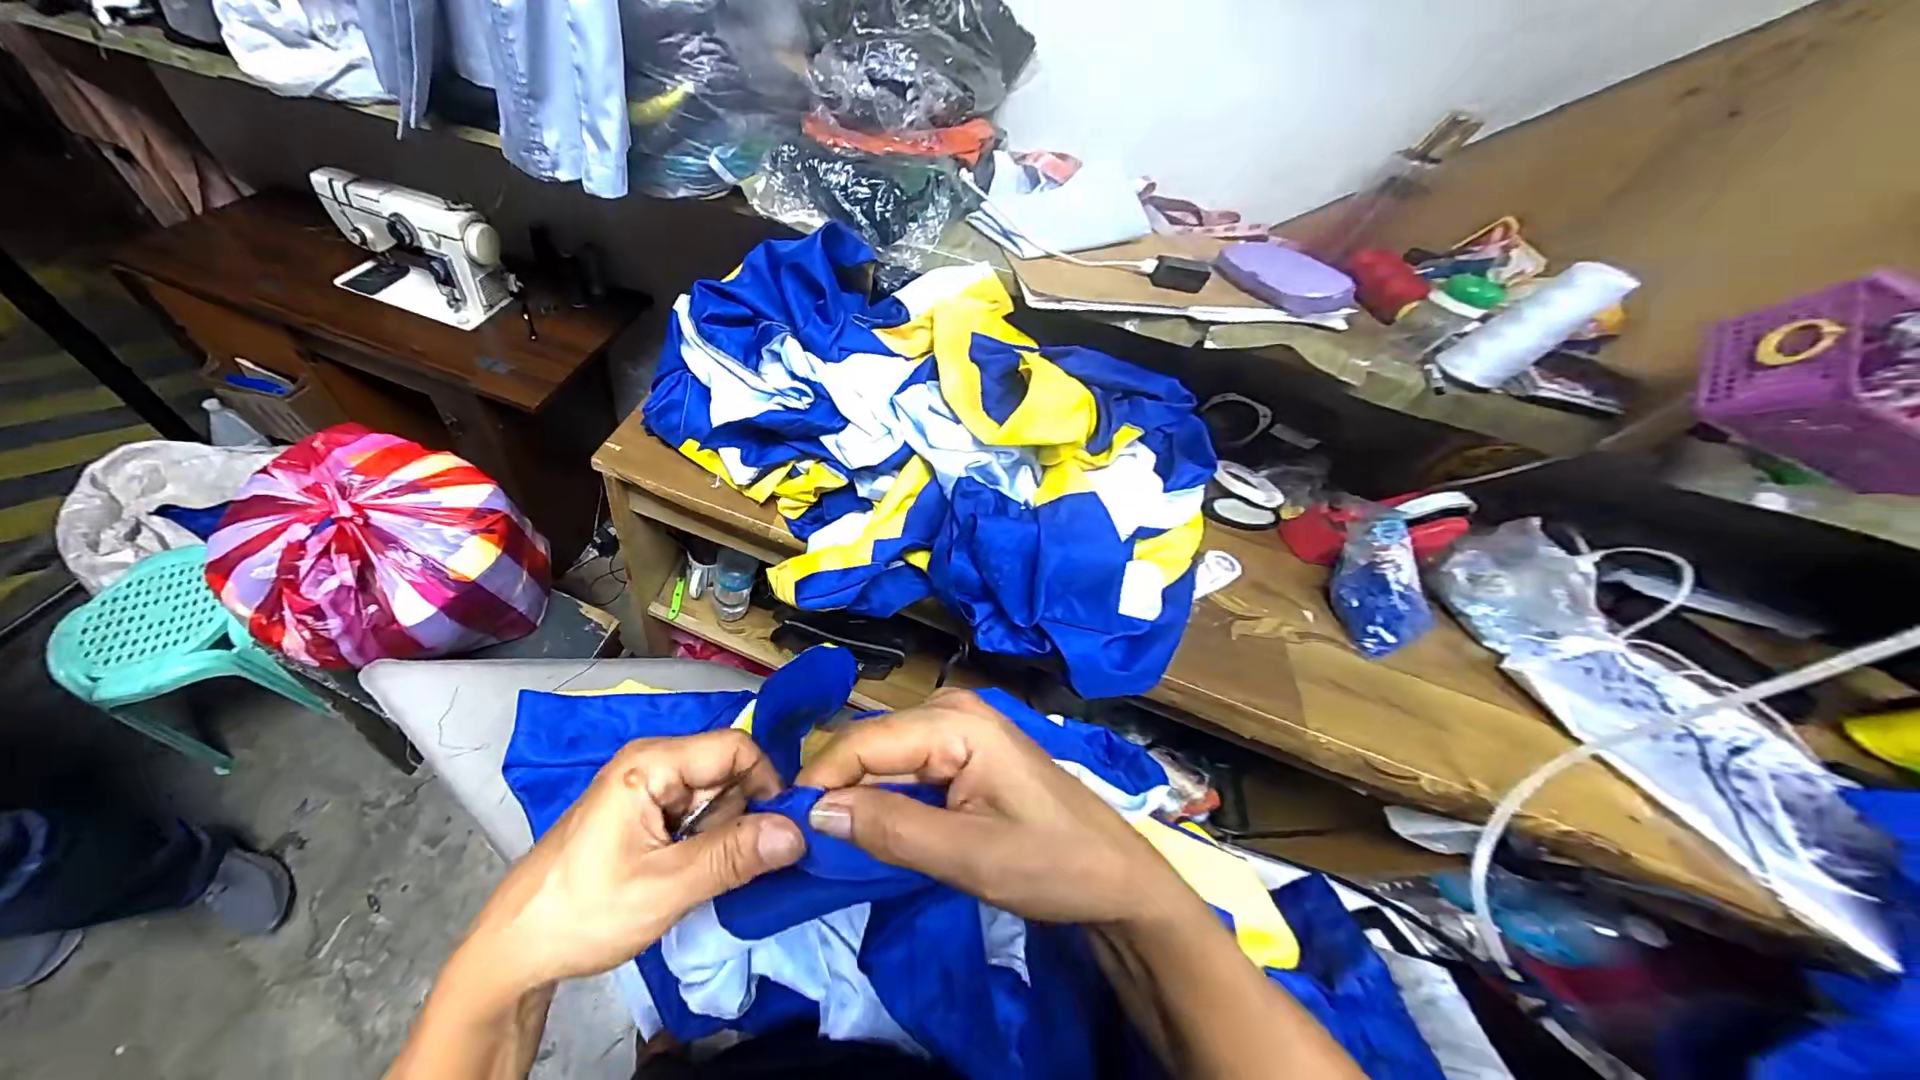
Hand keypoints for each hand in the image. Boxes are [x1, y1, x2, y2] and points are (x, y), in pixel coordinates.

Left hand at [454, 730, 805, 1000]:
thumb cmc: (582, 913)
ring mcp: (650, 786)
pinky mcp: (648, 810)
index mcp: (653, 762)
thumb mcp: (665, 888)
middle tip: (728, 863)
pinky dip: (707, 840)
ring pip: (718, 794)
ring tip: (696, 872)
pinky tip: (689, 870)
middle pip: (730, 771)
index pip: (737, 748)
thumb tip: (798, 832)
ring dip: (724, 832)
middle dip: (741, 815)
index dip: (766, 784)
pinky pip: (699, 812)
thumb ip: (734, 855)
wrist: (514, 952)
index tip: (779, 830)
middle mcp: (654, 762)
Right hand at [794, 689, 1193, 924]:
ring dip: (857, 794)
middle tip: (804, 842)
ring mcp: (960, 726)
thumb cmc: (1053, 863)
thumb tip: (818, 811)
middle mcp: (954, 709)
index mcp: (957, 723)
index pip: (864, 740)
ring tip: (829, 839)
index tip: (785, 827)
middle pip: (872, 742)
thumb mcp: (968, 856)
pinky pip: (908, 765)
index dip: (820, 780)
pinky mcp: (964, 749)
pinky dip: (885, 795)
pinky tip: (872, 826)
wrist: (1115, 875)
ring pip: (885, 755)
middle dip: (837, 787)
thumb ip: (891, 829)